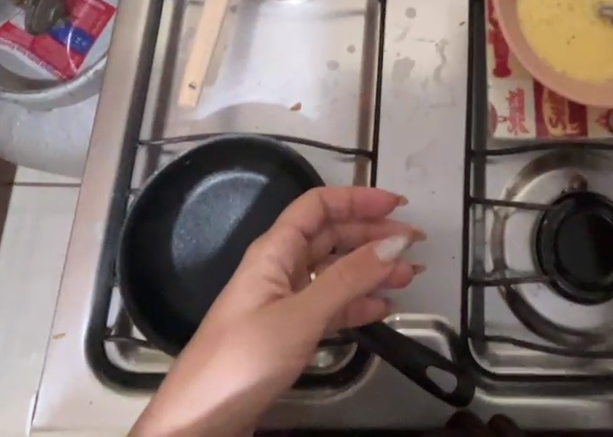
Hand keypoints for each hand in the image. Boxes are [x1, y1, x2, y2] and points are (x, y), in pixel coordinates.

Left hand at [133, 187, 422, 436]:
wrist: (198, 425)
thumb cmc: (243, 360)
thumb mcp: (300, 315)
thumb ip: (348, 278)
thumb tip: (395, 240)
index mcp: (275, 250)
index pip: (319, 205)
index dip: (358, 199)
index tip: (397, 205)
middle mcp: (280, 267)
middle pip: (332, 236)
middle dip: (373, 234)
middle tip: (415, 243)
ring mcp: (284, 301)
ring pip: (335, 272)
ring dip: (372, 270)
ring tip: (410, 276)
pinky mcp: (288, 333)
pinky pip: (331, 306)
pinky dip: (358, 303)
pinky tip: (384, 308)